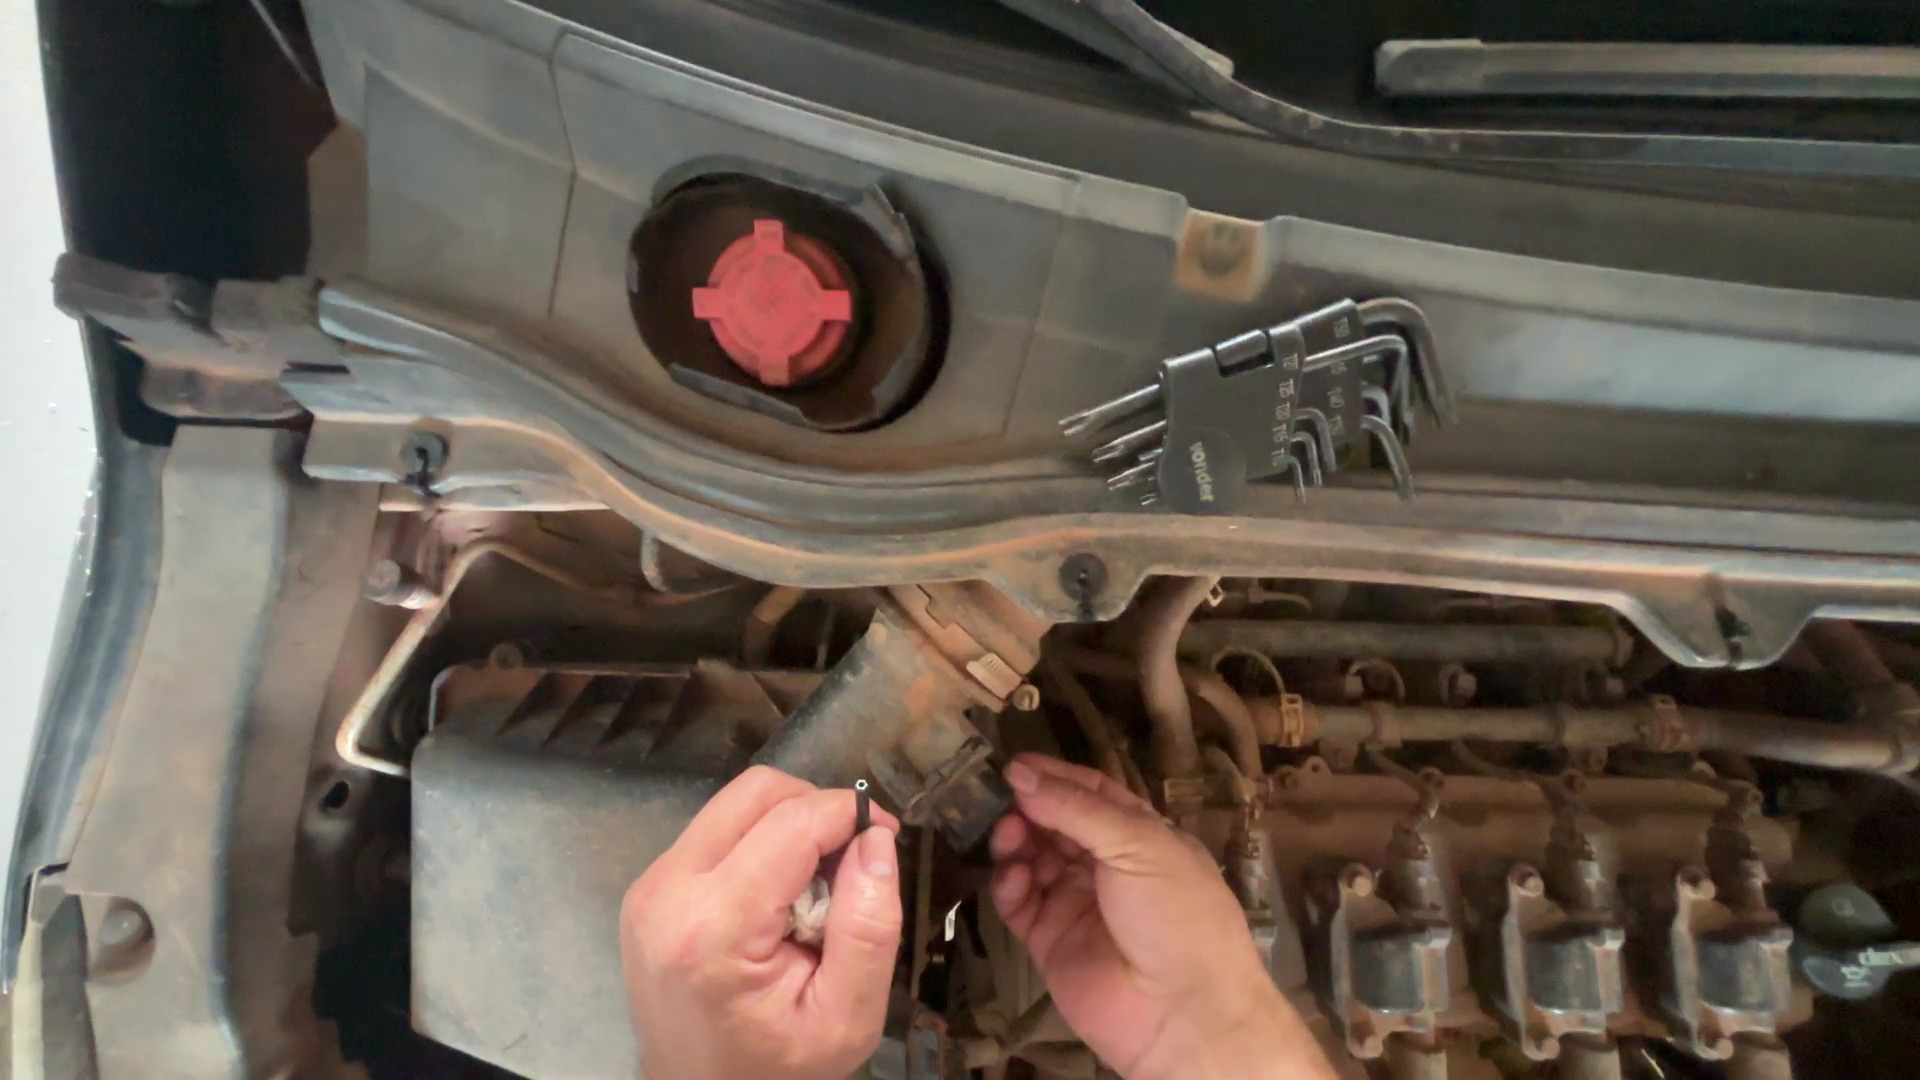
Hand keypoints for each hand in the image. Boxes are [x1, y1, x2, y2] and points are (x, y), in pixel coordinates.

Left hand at [621, 766, 902, 1079]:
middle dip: (818, 807)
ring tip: (814, 874)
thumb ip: (869, 927)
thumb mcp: (847, 1018)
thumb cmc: (776, 1069)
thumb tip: (876, 837)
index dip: (849, 812)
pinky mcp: (651, 883)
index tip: (885, 834)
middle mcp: (669, 891)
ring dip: (790, 818)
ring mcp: (652, 883)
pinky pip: (720, 824)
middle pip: (759, 791)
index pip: (792, 822)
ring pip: (738, 799)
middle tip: (849, 855)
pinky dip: (763, 835)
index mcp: (712, 929)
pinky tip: (779, 885)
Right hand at [990, 753, 1336, 1079]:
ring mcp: (1074, 901)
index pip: (1088, 792)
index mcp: (1136, 834)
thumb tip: (1018, 772)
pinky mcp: (1049, 939)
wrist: (1184, 1016)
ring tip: (1008, 835)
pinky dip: (1009, 884)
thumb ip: (1075, 807)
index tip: (1016, 764)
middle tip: (1002, 799)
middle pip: (1054, 822)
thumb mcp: (1137, 844)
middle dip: (1028, 808)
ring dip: (1015, 841)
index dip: (1054, 776)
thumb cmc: (1175, 912)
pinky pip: (1019, 901)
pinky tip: (1013, 877)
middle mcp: (1103, 863)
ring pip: (1032, 857)